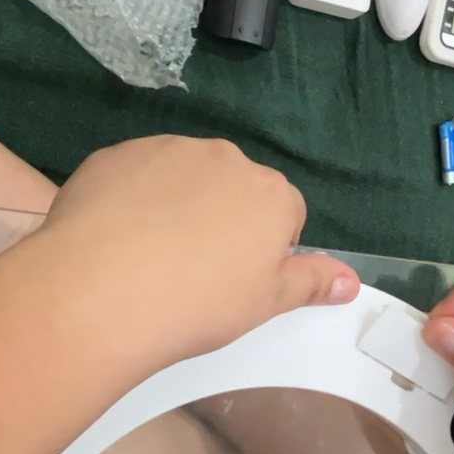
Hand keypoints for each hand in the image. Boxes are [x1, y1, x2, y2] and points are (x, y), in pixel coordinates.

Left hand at [26, 135, 359, 368]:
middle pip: (235, 188)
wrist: (101, 292)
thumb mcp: (266, 303)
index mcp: (271, 193)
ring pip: (184, 177)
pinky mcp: (116, 154)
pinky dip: (132, 198)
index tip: (237, 278)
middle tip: (194, 269)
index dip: (265, 248)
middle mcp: (225, 159)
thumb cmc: (199, 304)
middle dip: (223, 219)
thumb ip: (311, 282)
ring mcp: (167, 150)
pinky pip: (136, 175)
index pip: (285, 213)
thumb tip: (351, 280)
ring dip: (178, 204)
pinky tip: (115, 238)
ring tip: (150, 255)